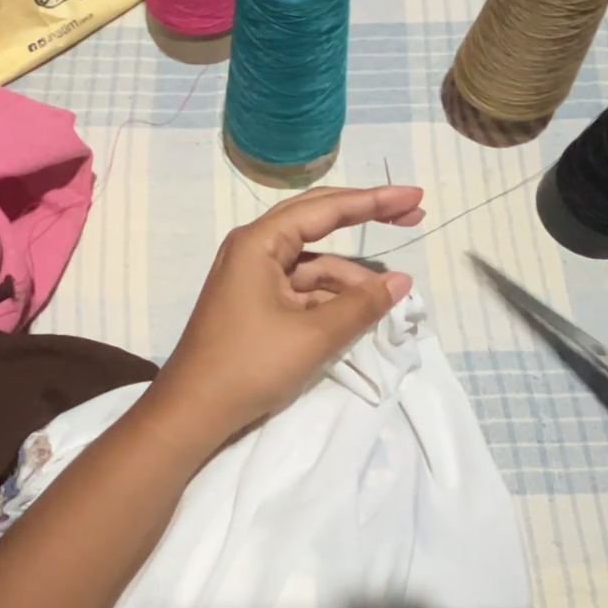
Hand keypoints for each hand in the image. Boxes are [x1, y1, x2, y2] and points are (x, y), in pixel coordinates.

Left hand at [148, 186, 424, 441]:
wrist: (193, 411)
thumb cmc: (249, 365)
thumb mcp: (313, 336)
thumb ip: (361, 305)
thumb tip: (402, 281)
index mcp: (259, 243)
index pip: (325, 209)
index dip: (374, 201)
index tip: (414, 196)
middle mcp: (253, 250)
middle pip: (318, 222)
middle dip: (365, 220)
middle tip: (413, 215)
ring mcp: (252, 278)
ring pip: (313, 264)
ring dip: (350, 277)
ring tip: (389, 297)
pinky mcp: (255, 304)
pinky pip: (302, 289)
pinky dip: (331, 298)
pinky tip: (359, 312)